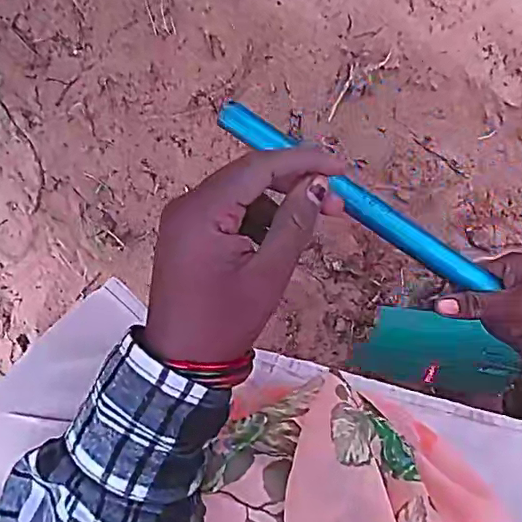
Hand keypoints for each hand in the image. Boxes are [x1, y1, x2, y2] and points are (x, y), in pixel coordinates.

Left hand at [142, 149, 347, 364]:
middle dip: (293, 184)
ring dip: (276, 204)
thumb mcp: (268, 273)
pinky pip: (227, 211)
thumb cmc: (223, 322)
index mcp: (202, 212)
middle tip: (334, 203)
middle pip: (248, 175)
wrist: (181, 359)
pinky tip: (275, 241)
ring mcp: (183, 217)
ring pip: (240, 193)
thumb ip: (294, 223)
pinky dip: (255, 219)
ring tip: (306, 229)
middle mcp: (188, 205)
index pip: (257, 166)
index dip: (302, 162)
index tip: (340, 168)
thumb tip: (318, 185)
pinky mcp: (186, 231)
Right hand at [433, 252, 521, 358]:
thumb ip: (475, 305)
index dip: (462, 294)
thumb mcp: (513, 306)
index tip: (456, 311)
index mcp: (511, 266)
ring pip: (506, 323)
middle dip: (498, 322)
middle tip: (513, 326)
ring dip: (516, 335)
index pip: (470, 276)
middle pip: (487, 304)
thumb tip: (441, 304)